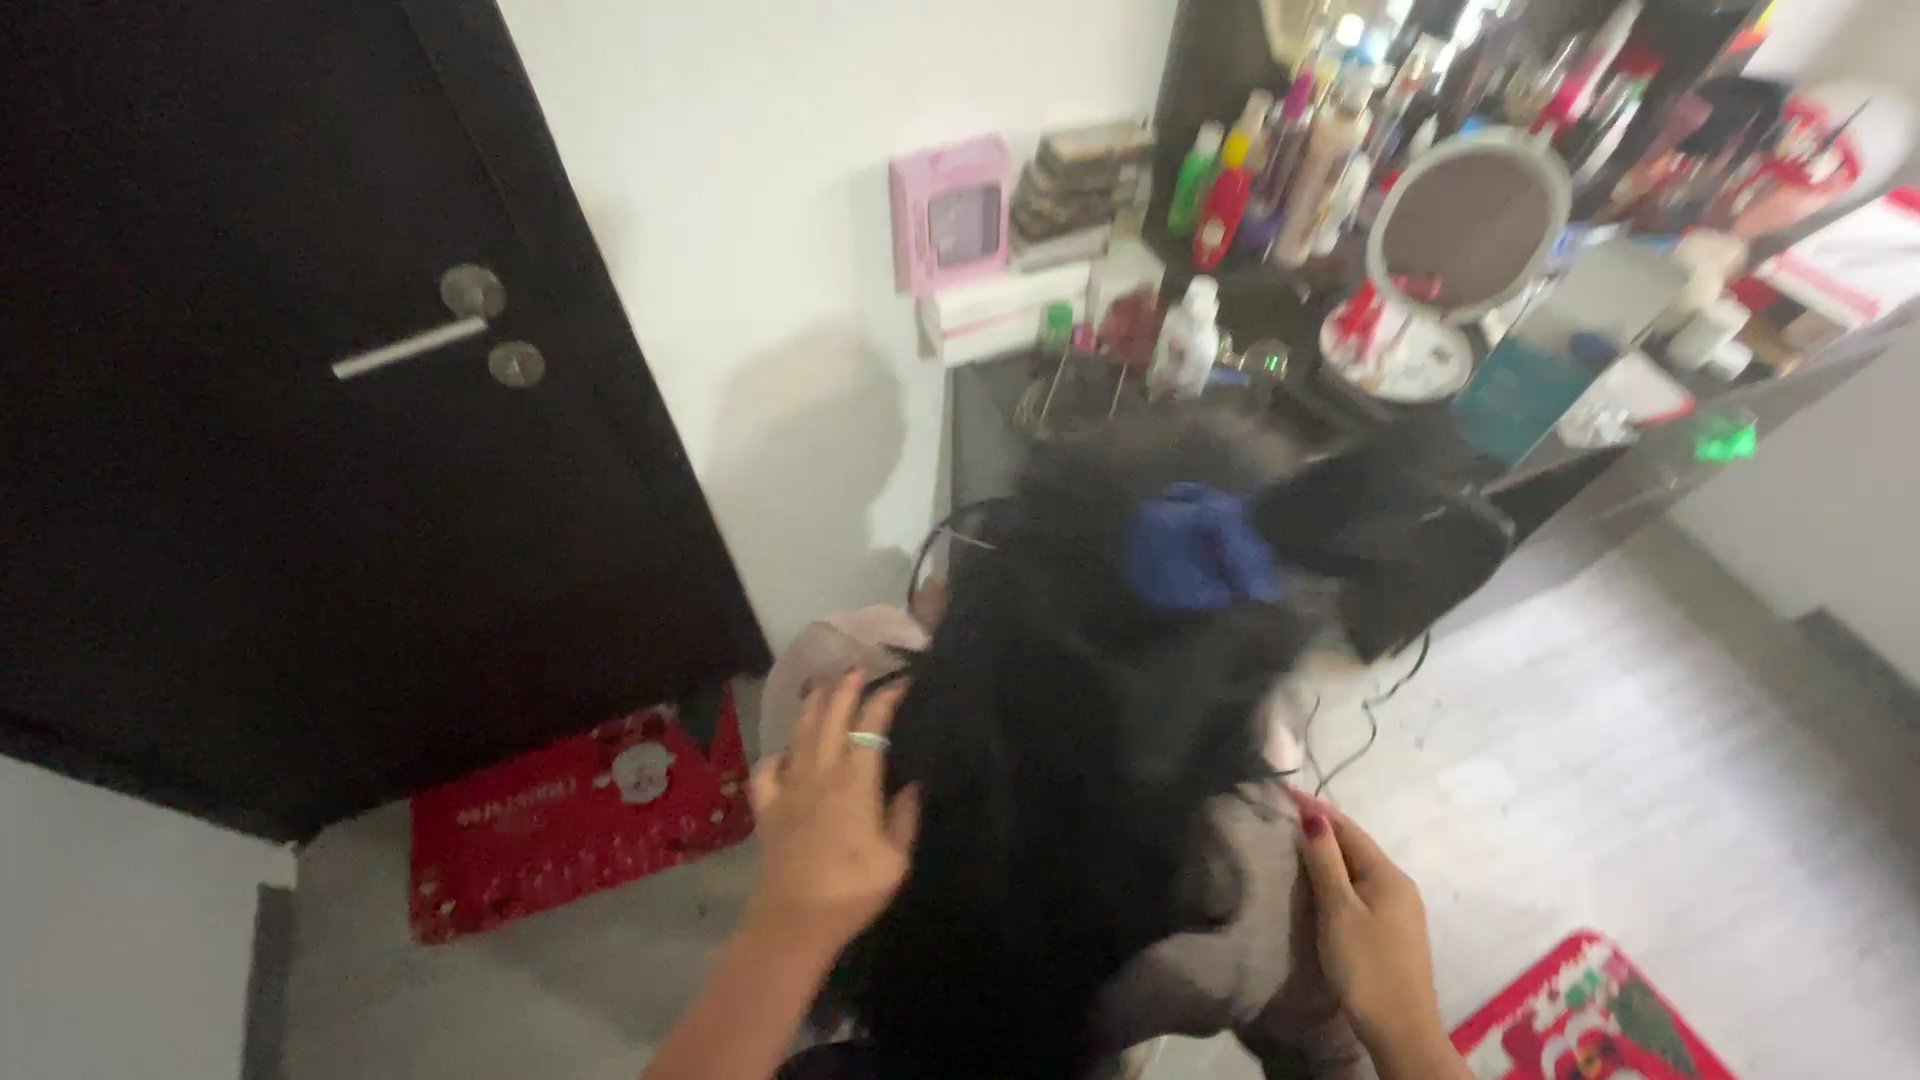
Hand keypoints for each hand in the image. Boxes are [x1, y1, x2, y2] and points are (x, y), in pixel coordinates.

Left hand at [747, 671, 920, 954]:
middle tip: (858, 669)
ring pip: (800, 735)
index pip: (870, 726)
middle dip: (846, 689)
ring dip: (813, 707)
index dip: (885, 699)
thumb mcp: (896, 860)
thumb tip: (912, 783)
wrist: (792, 924)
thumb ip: (905, 817)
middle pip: (831, 718)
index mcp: (855, 782)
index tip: (901, 683)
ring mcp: (790, 789)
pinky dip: (777, 755)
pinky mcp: (768, 810)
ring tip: (822, 688)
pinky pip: (768, 771)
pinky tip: (784, 753)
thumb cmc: (851, 891)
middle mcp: (820, 774)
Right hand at [1289, 789, 1445, 1053]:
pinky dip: (1339, 874)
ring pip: (1359, 867)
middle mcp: (1399, 885)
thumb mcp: (1338, 909)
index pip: (1348, 828)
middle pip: (1356, 845)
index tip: (1284, 791)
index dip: (1316, 808)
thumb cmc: (1365, 966)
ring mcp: (1400, 909)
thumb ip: (1325, 861)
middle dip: (1323, 826)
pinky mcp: (1394, 930)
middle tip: (1284, 812)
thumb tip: (1315, 814)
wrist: (1401, 1031)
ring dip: (1330, 851)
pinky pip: (1362, 886)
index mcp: (1388, 876)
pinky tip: (1320, 878)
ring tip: (1295, 839)